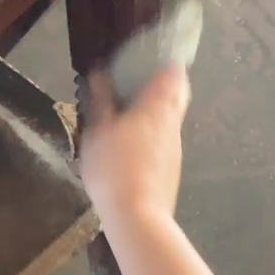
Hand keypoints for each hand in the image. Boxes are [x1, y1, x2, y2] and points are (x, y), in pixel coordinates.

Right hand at [79, 66, 190, 227]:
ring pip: (171, 117)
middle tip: (137, 83)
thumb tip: (100, 75)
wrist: (137, 216)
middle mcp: (172, 123)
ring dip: (156, 109)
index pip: (173, 73)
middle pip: (177, 93)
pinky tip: (131, 143)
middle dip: (162, 84)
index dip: (164, 62)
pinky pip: (165, 137)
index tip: (147, 59)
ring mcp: (175, 146)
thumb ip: (100, 102)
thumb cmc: (112, 168)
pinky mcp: (172, 166)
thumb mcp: (96, 133)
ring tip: (128, 112)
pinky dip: (154, 131)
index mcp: (155, 107)